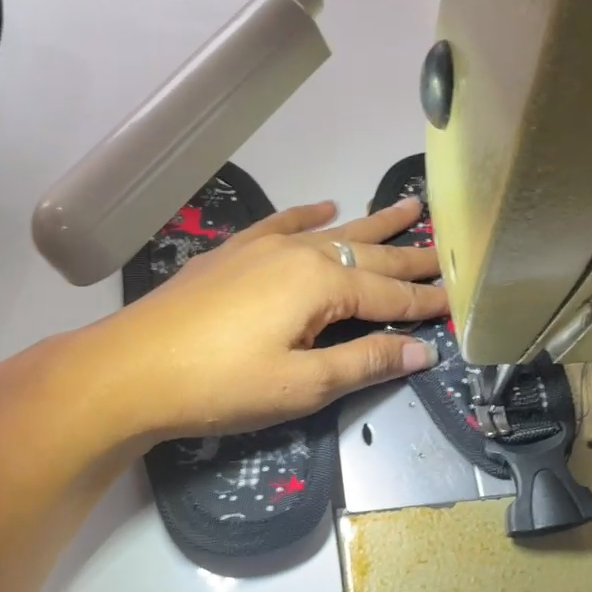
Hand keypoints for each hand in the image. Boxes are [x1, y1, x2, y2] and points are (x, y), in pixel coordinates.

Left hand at [0, 195, 446, 465]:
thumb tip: (423, 351)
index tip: (461, 302)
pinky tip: (326, 206)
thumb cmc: (221, 384)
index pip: (390, 294)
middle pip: (369, 254)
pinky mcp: (233, 253)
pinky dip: (309, 215)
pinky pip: (283, 222)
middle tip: (451, 249)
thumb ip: (365, 363)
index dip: (427, 302)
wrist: (130, 370)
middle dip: (412, 256)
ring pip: (332, 232)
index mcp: (321, 285)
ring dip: (373, 222)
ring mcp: (262, 247)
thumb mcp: (302, 384)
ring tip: (410, 206)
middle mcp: (298, 253)